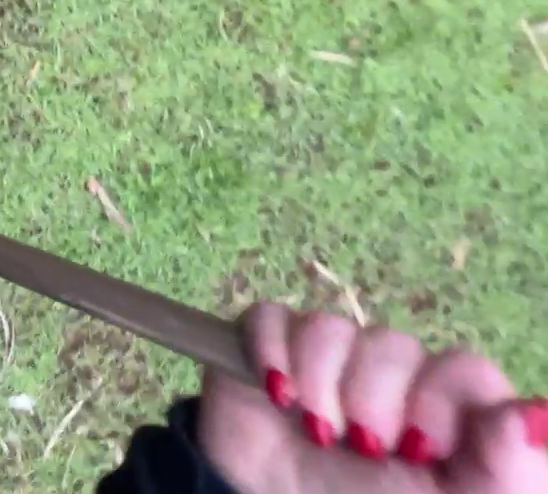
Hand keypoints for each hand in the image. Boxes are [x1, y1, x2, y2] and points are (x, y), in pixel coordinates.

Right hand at [199, 303, 545, 493]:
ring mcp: (326, 349)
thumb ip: (506, 470)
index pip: (466, 370)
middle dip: (370, 398)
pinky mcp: (266, 334)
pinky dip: (271, 352)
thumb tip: (540, 414)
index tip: (421, 449)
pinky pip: (272, 317)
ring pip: (330, 329)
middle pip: (393, 345)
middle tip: (360, 444)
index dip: (442, 402)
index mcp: (450, 411)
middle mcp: (394, 373)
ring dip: (317, 383)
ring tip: (311, 427)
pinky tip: (273, 391)